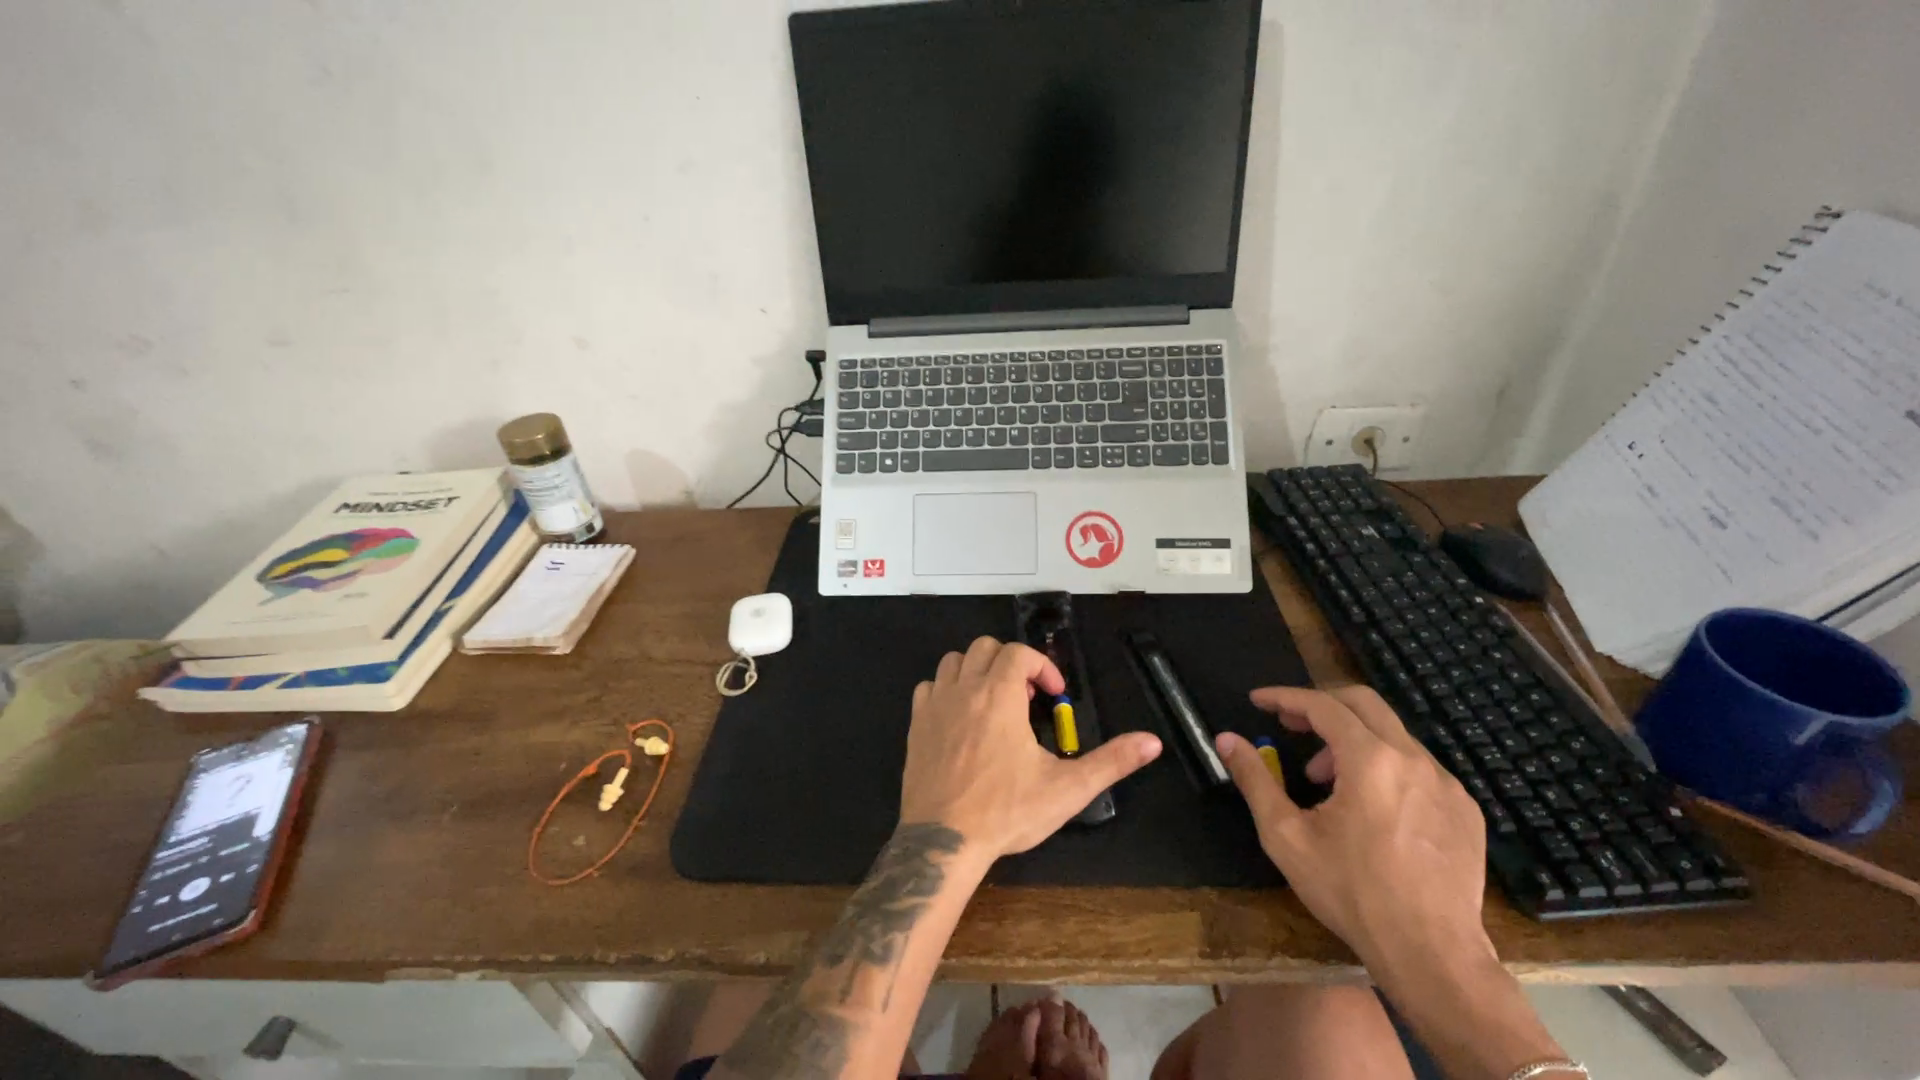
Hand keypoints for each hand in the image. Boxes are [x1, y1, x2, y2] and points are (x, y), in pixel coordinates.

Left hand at [901, 636, 1161, 858]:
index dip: (1042, 666)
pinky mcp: (914, 726)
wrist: (943, 840)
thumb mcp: (1067, 788)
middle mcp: (964, 690)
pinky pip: (928, 688)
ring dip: (977, 670)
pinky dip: (946, 690)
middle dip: (1010, 663)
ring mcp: (934, 706)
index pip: (1018, 652)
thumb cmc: (1006, 811)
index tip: (1054, 695)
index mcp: (999, 696)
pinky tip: (961, 719)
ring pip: (954, 662)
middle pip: (985, 647)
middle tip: (1026, 699)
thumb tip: (1152, 742)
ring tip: (995, 703)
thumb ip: (1111, 761)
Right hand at [1216, 686, 1491, 971]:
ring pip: (1394, 737)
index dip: (1285, 697)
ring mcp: (1447, 784)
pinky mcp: (1466, 810)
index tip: (1258, 701)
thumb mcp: (1286, 836)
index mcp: (1370, 760)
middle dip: (1322, 706)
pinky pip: (1420, 769)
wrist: (1431, 951)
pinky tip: (1373, 810)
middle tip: (1290, 726)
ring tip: (1328, 783)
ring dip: (1353, 742)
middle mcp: (1413, 759)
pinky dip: (1387, 770)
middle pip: (1364, 703)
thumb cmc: (1350, 892)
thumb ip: (1255, 780)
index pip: (1323, 706)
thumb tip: (1225, 739)